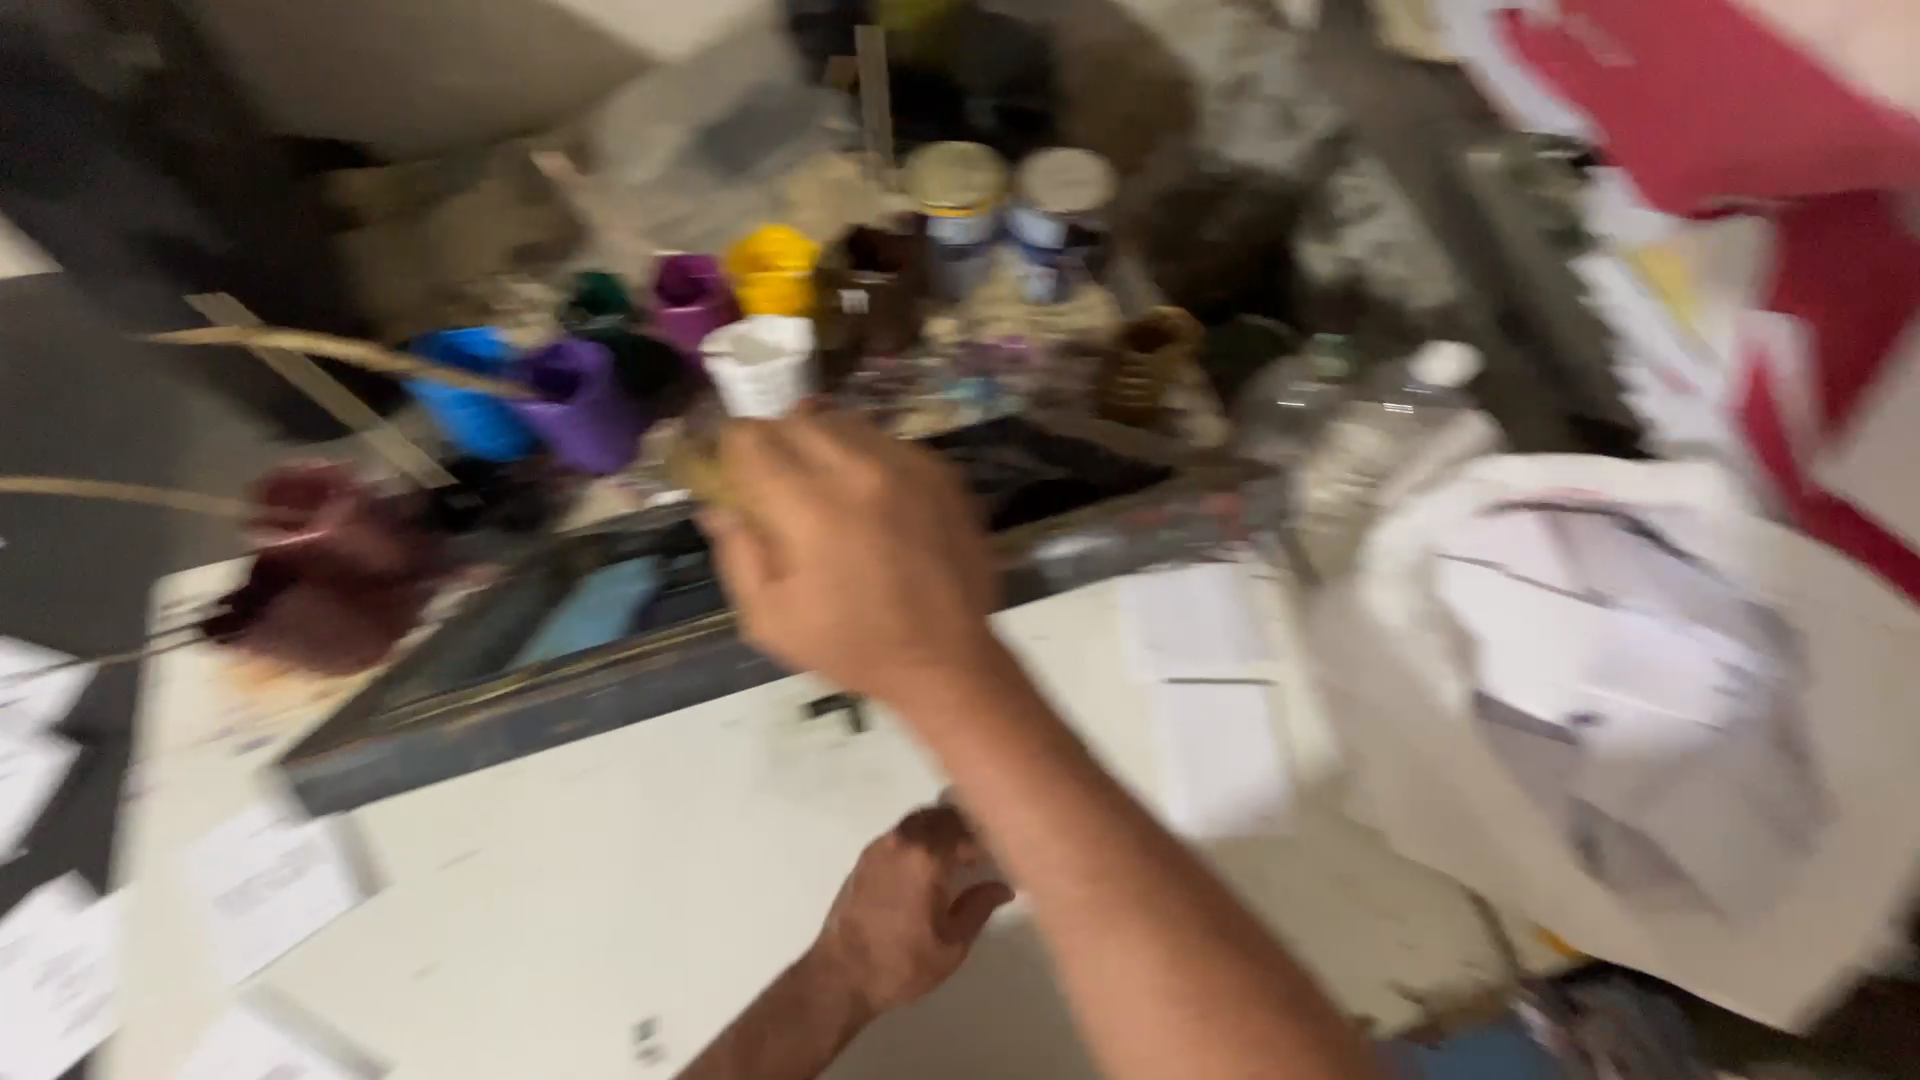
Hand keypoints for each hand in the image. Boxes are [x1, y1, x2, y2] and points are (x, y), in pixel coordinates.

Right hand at [700, 411, 1004, 706]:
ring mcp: (909, 466)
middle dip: (775, 441)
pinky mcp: (942, 473)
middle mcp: (862, 472)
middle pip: (797, 420)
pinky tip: (870, 497)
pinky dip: (867, 458)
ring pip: (846, 423)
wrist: (947, 659)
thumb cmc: (853, 646)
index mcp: (813, 509)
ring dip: (822, 444)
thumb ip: (738, 554)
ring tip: (823, 484)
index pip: (752, 441)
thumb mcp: (771, 620)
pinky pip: (888, 442)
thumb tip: (718, 506)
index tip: (731, 468)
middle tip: (774, 478)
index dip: (731, 449)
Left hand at [810, 805, 1015, 1015]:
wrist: (840, 975)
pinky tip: (923, 866)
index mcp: (928, 857)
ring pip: (919, 819)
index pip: (965, 828)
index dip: (983, 839)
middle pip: (941, 814)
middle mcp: (903, 840)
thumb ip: (979, 907)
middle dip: (962, 828)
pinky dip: (918, 837)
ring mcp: (880, 845)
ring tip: (951, 859)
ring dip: (939, 830)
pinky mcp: (865, 855)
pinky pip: (900, 832)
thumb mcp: (952, 944)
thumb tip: (1003, 888)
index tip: (992, 857)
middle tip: (975, 854)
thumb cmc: (902, 963)